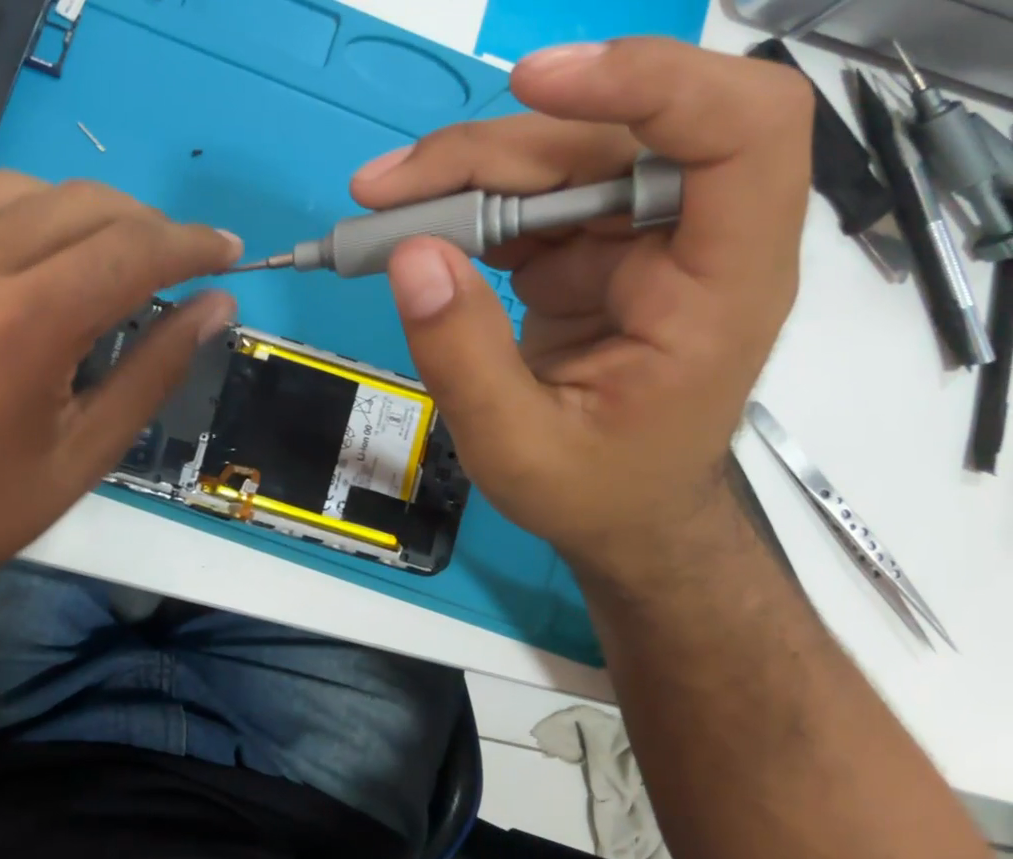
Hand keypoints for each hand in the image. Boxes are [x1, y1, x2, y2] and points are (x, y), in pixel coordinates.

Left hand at [0, 172, 240, 624]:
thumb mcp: (88, 452)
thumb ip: (155, 369)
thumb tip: (216, 304)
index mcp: (20, 328)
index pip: (127, 250)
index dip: (189, 244)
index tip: (227, 252)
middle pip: (80, 203)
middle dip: (144, 225)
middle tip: (174, 266)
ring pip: (23, 191)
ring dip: (82, 212)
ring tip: (111, 258)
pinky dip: (22, 217)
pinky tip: (43, 259)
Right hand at [353, 39, 813, 581]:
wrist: (626, 517)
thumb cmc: (594, 493)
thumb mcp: (513, 446)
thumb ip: (462, 356)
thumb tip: (410, 257)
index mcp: (720, 290)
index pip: (737, 136)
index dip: (651, 84)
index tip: (535, 82)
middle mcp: (697, 242)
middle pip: (613, 141)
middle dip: (492, 151)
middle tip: (383, 187)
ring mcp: (645, 242)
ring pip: (564, 159)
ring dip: (466, 174)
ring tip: (380, 207)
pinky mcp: (597, 251)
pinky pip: (531, 201)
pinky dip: (466, 208)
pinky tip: (413, 231)